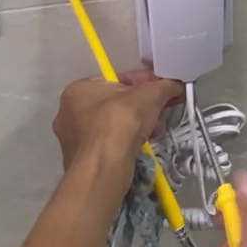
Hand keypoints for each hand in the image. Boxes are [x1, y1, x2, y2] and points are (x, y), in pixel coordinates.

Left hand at [51, 70, 181, 168]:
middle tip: (161, 108)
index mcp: (79, 89)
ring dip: (135, 124)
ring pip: (111, 125)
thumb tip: (177, 84)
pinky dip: (125, 141)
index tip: (162, 88)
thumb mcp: (151, 94)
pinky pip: (107, 143)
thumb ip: (165, 85)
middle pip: (114, 103)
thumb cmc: (121, 120)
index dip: (144, 82)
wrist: (105, 166)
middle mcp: (68, 112)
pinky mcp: (79, 160)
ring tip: (156, 128)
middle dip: (141, 106)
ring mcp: (72, 139)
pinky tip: (143, 143)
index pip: (117, 80)